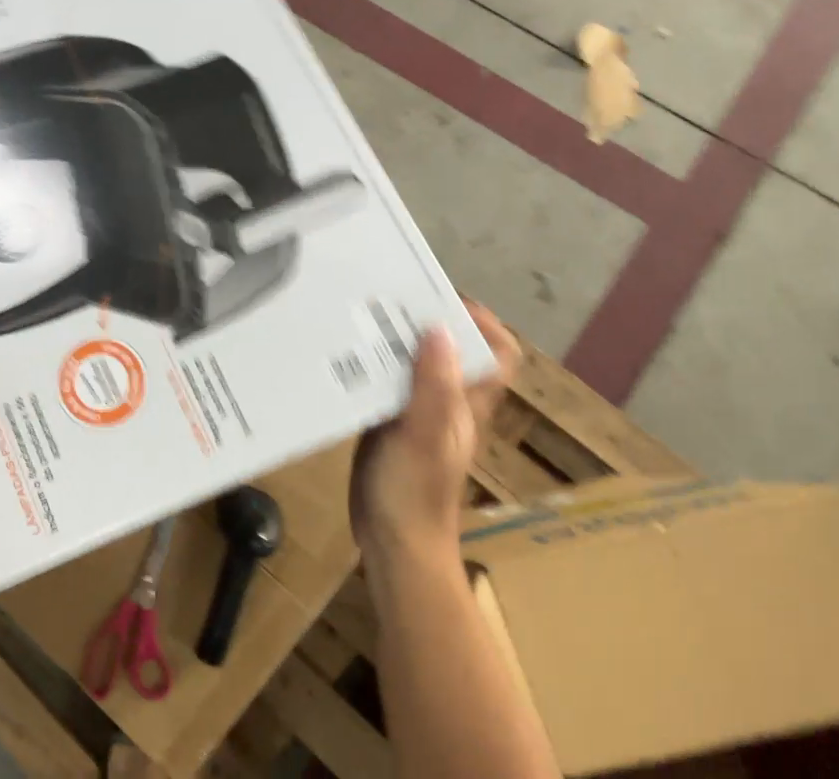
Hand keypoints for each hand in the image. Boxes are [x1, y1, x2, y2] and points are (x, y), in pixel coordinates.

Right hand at [349, 301, 519, 564]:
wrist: (393, 543)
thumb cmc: (415, 491)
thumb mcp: (424, 433)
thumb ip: (433, 383)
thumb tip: (440, 327)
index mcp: (468, 403)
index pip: (498, 352)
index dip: (481, 322)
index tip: (438, 297)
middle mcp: (447, 403)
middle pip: (451, 352)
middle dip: (426, 323)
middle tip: (385, 299)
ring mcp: (416, 416)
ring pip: (414, 367)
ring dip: (393, 344)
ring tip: (357, 321)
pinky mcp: (388, 428)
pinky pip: (384, 388)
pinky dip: (369, 371)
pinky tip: (340, 362)